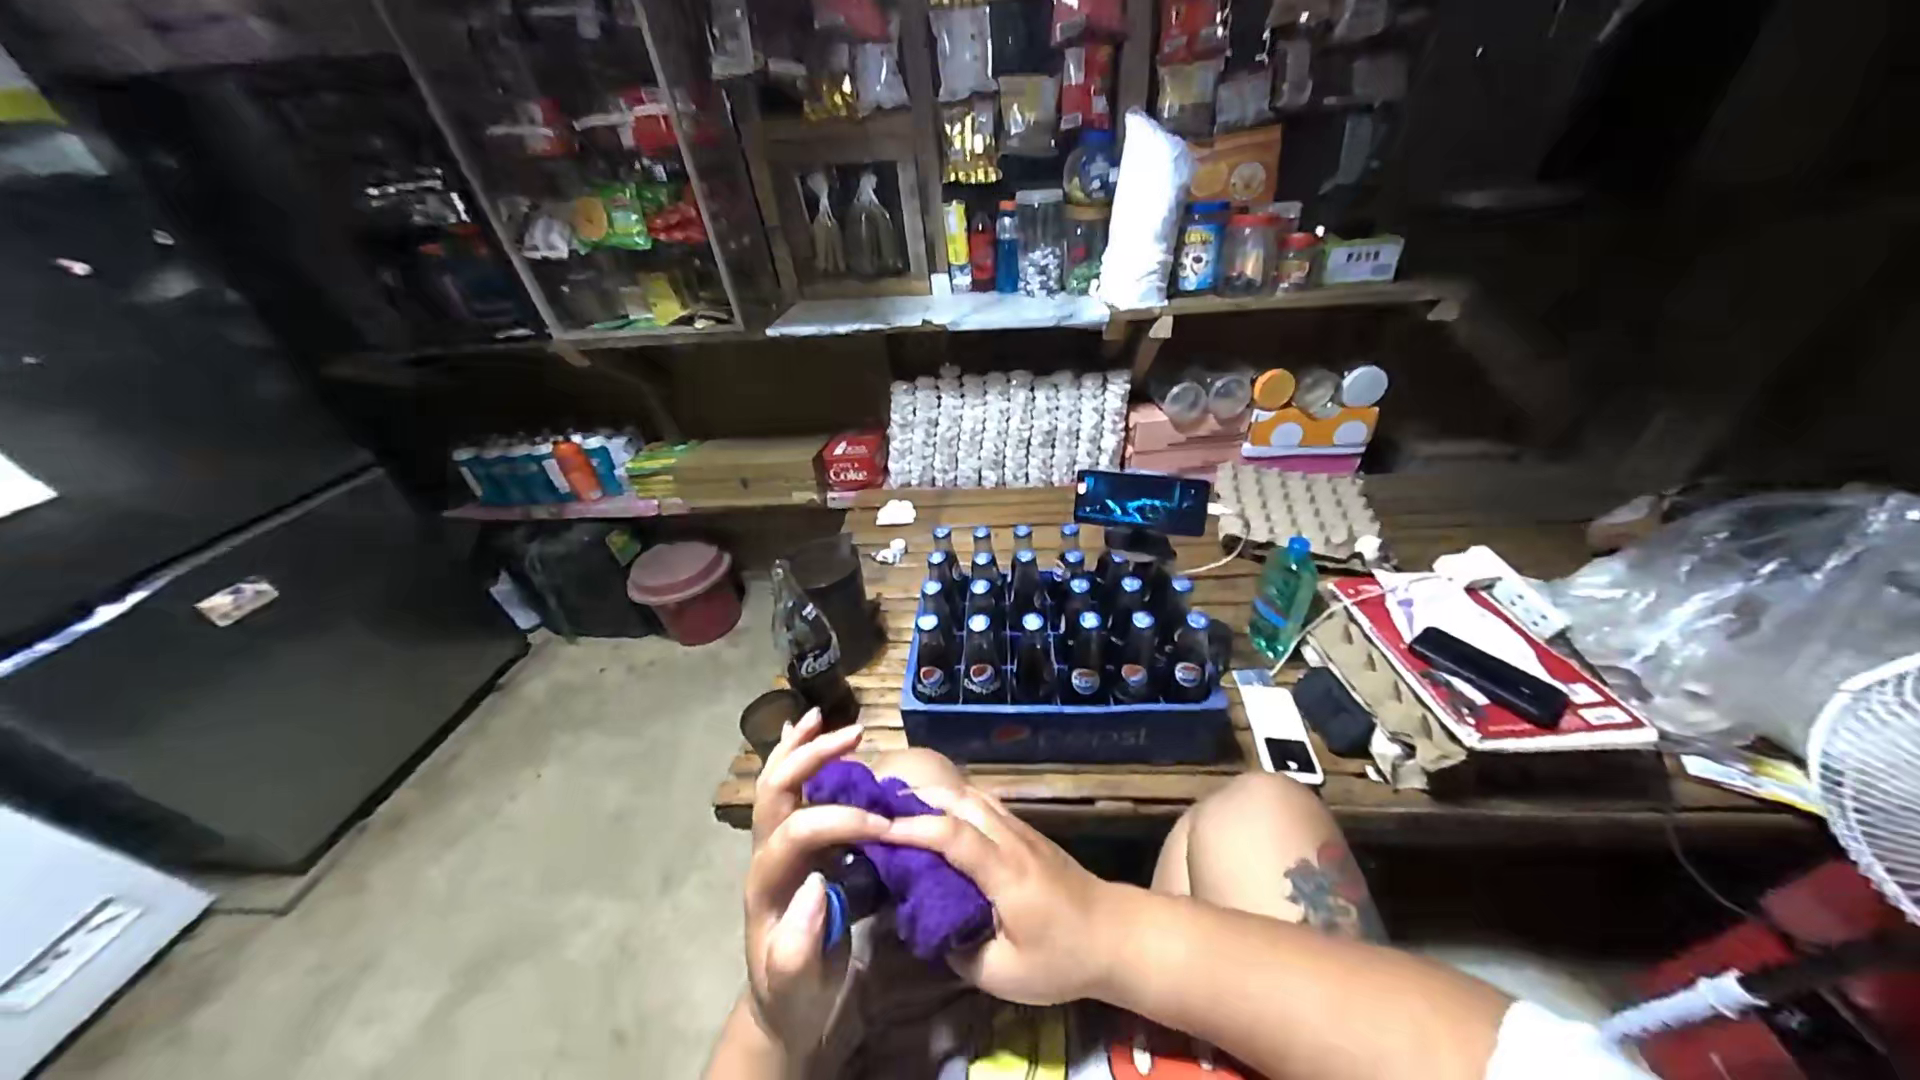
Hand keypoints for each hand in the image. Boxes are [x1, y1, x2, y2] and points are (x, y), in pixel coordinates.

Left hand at [744, 710, 889, 1057]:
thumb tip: (817, 883)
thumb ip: (798, 945)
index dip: (841, 820)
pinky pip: (789, 790)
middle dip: (811, 757)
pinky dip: (796, 757)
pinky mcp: (792, 841)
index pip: (798, 831)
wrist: (782, 1002)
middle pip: (776, 790)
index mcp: (767, 884)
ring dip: (798, 746)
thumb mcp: (794, 984)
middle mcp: (766, 853)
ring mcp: (776, 843)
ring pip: (776, 781)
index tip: (885, 828)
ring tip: (819, 716)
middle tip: (855, 735)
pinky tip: (805, 733)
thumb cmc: (791, 994)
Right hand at [883, 785, 1121, 1005]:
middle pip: (961, 801)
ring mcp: (1021, 830)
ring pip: (973, 796)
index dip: (913, 828)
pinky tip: (939, 812)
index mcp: (1005, 872)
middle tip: (877, 806)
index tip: (876, 829)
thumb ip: (960, 952)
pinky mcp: (1026, 832)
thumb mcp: (1006, 975)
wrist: (1117, 935)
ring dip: (935, 794)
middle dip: (917, 798)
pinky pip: (984, 804)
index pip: (953, 836)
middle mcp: (1011, 839)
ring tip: (899, 804)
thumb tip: (929, 928)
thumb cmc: (1063, 958)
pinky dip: (954, 800)